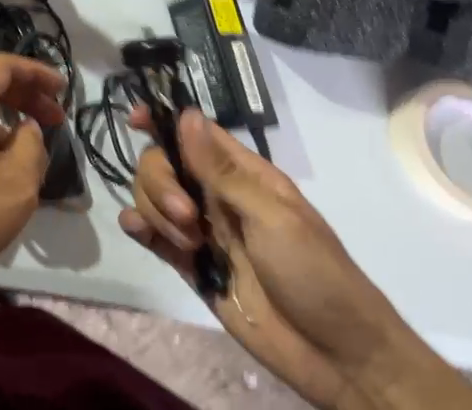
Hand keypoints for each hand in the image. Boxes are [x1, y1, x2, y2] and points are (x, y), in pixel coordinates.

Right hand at [119, 109, 471, 409]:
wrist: (338, 356)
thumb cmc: (318, 277)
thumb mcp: (274, 218)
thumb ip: (223, 171)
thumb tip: (186, 114)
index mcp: (245, 177)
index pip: (194, 134)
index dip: (162, 120)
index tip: (134, 120)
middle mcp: (216, 196)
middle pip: (161, 163)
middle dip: (160, 183)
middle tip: (188, 217)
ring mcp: (200, 229)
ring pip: (149, 196)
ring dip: (156, 212)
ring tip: (191, 245)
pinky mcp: (187, 262)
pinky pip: (147, 232)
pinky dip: (137, 227)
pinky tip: (142, 233)